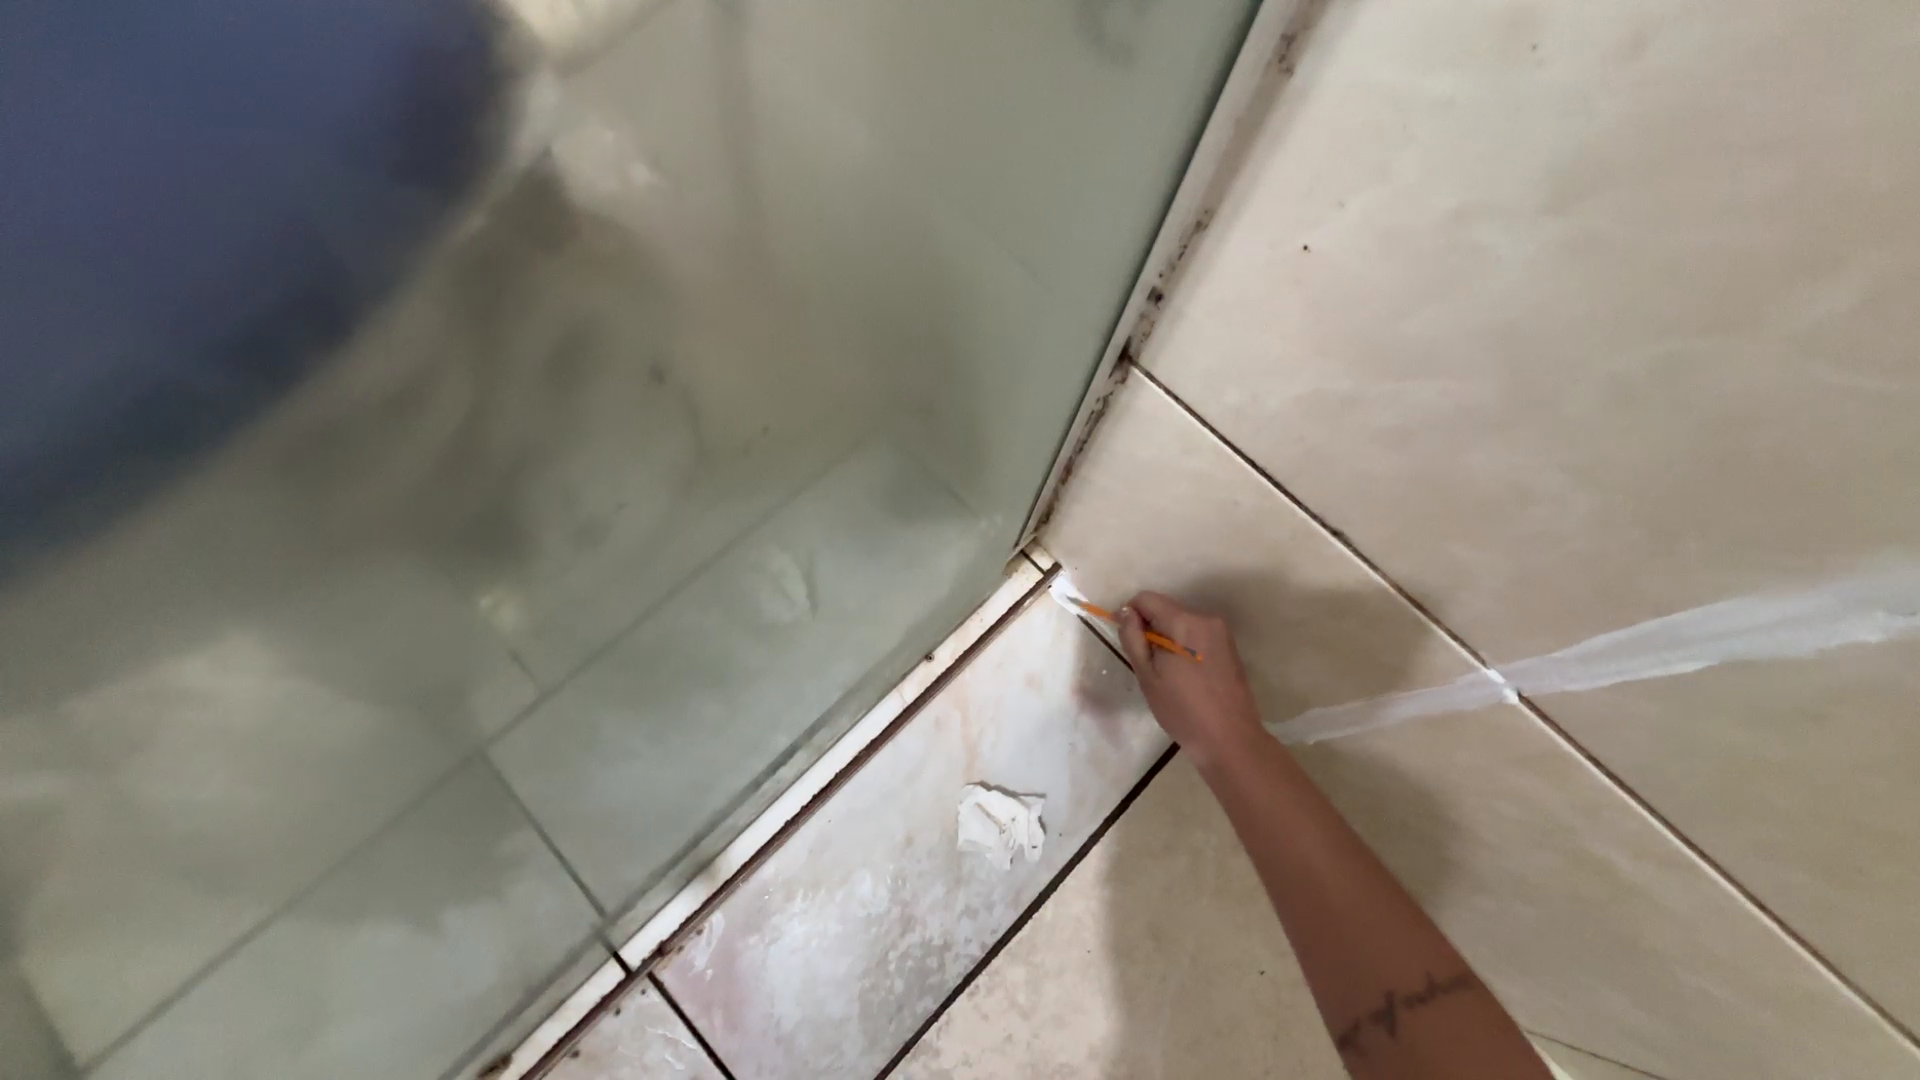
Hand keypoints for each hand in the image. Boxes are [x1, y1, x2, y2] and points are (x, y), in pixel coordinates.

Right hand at [1118, 591, 1267, 768]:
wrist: (1230, 739)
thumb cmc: (1182, 710)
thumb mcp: (1147, 675)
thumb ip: (1133, 638)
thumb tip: (1125, 612)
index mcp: (1184, 622)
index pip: (1146, 598)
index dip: (1131, 615)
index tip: (1131, 643)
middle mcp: (1206, 618)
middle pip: (1165, 608)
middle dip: (1151, 628)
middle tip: (1150, 665)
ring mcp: (1221, 631)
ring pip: (1181, 621)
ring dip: (1168, 637)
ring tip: (1169, 673)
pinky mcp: (1229, 645)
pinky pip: (1196, 633)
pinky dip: (1184, 645)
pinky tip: (1187, 675)